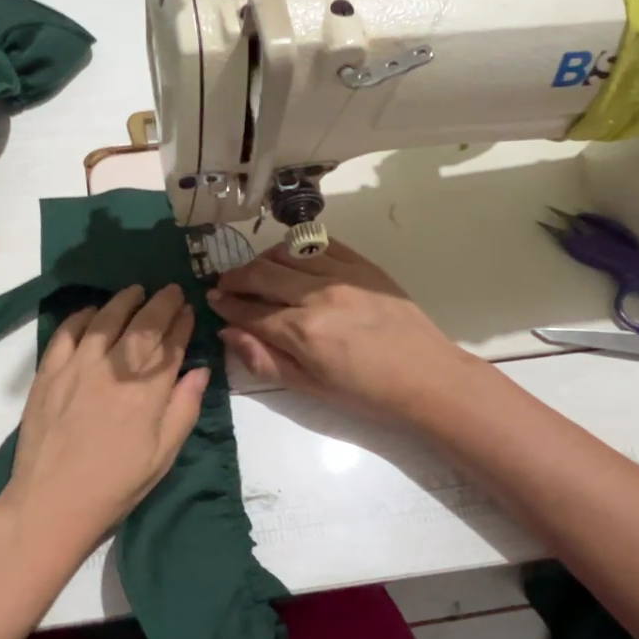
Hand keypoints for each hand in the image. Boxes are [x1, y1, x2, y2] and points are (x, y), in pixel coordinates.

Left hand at [0, 285, 210, 555]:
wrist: (53, 501)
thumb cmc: (115, 485)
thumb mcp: (163, 456)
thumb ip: (184, 409)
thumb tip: (200, 371)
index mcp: (148, 392)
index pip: (171, 345)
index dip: (182, 324)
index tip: (189, 310)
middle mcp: (115, 369)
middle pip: (143, 324)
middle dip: (161, 304)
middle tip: (171, 291)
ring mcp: (78, 366)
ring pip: (106, 318)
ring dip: (124, 301)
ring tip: (136, 291)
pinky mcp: (49, 371)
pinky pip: (67, 331)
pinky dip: (83, 316)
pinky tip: (93, 312)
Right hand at [207, 241, 474, 420]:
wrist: (427, 378)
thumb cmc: (367, 394)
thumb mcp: (310, 388)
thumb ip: (265, 359)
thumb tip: (228, 333)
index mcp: (302, 332)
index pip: (250, 310)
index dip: (225, 304)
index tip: (211, 300)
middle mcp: (317, 296)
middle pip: (261, 275)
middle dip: (235, 278)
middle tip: (223, 283)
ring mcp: (342, 275)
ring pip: (287, 253)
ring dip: (262, 260)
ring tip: (253, 270)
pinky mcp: (363, 266)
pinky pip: (321, 243)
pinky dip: (298, 247)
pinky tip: (290, 257)